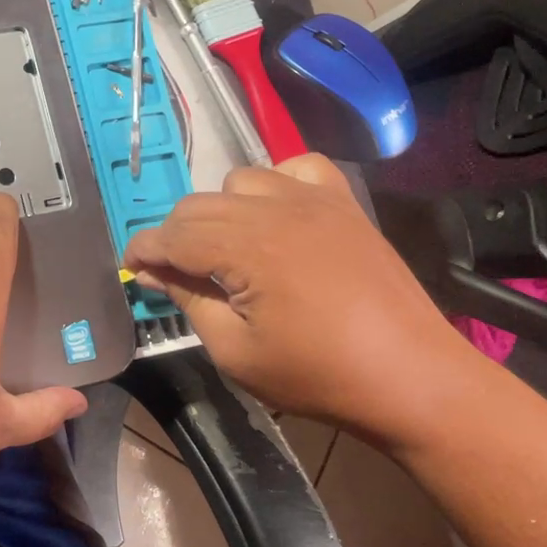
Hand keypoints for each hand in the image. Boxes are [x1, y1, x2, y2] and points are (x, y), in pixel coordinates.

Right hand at [122, 155, 481, 449]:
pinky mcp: (344, 204)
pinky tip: (275, 218)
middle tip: (177, 276)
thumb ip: (189, 301)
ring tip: (227, 249)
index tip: (133, 273)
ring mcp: (315, 200)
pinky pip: (296, 168)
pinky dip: (274, 185)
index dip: (142, 252)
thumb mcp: (234, 350)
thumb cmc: (317, 374)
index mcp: (246, 249)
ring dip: (220, 211)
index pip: (171, 235)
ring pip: (239, 181)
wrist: (413, 377)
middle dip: (174, 236)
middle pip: (197, 205)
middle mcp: (276, 210)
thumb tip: (154, 272)